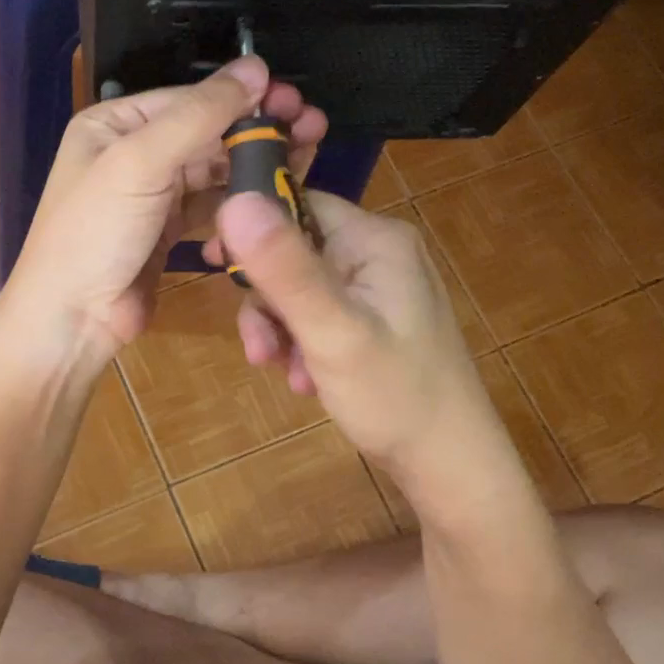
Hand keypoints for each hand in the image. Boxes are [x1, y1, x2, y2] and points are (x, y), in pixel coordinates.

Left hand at [0, 57, 326, 358]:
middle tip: (313, 129)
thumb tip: (256, 68)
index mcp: (114, 124)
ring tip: (306, 160)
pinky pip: (211, 208)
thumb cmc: (94, 234)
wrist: (71, 320)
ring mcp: (151, 195)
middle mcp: (132, 153)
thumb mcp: (139, 163)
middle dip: (257, 133)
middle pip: (207, 133)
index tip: (295, 101)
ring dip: (256, 167)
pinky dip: (238, 205)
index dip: (243, 99)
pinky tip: (272, 203)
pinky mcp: (168, 233)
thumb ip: (198, 115)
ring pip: (214, 171)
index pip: (189, 100)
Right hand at [209, 191, 484, 470]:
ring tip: (290, 374)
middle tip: (262, 351)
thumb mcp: (331, 331)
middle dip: (268, 302)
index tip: (215, 264)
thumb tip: (233, 200)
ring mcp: (379, 289)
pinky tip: (307, 380)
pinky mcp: (375, 321)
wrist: (449, 464)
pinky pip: (318, 316)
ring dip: (282, 331)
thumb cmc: (394, 396)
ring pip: (300, 291)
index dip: (253, 231)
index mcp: (376, 240)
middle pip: (294, 253)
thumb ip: (284, 269)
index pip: (298, 205)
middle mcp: (379, 254)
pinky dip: (303, 346)